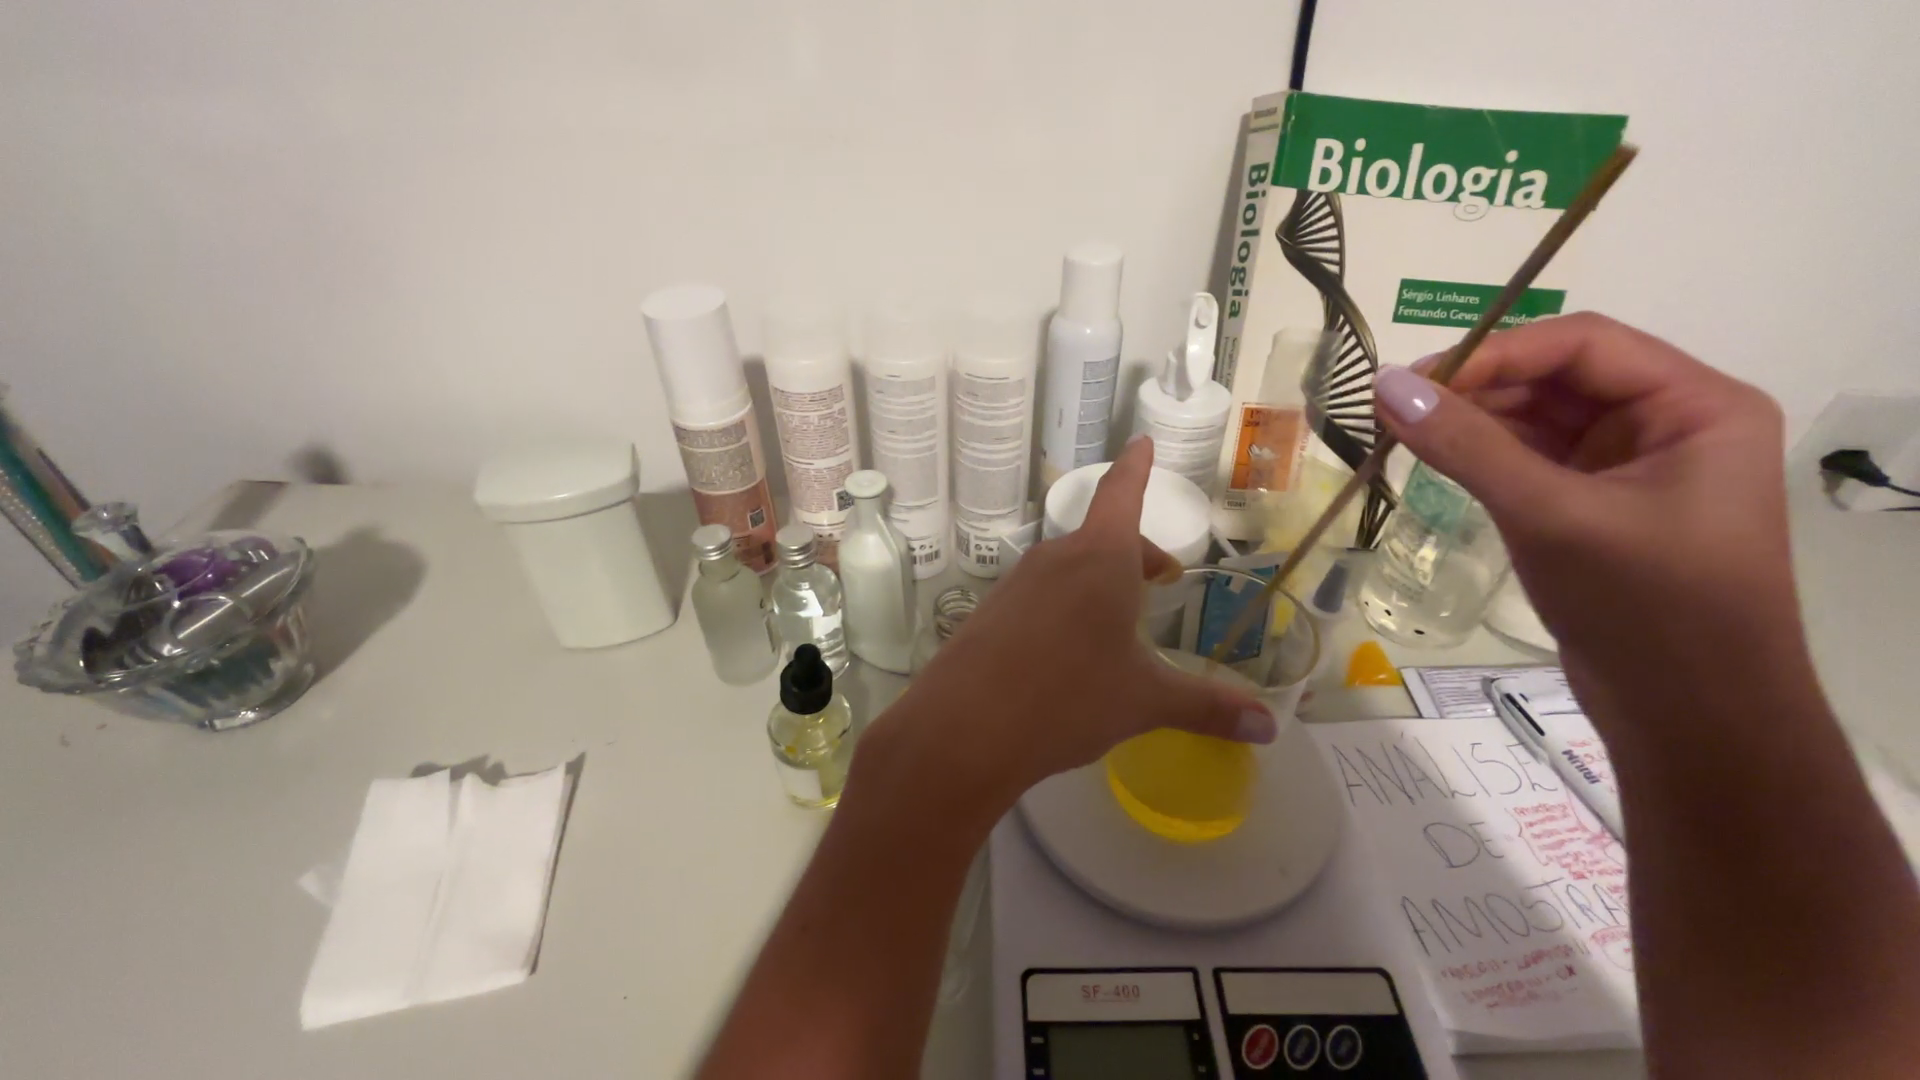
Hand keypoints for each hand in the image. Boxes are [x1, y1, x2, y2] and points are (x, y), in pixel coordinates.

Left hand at [854, 438, 1275, 819]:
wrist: (963, 729)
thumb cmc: (1068, 699)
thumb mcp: (1144, 701)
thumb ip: (1206, 706)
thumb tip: (1269, 727)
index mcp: (1099, 558)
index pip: (1122, 493)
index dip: (1136, 468)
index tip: (1141, 442)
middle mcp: (1055, 559)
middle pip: (1101, 538)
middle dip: (1134, 554)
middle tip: (1160, 578)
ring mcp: (1016, 585)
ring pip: (1070, 569)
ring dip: (1099, 583)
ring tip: (1118, 625)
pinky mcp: (990, 614)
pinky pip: (1040, 596)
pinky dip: (1065, 608)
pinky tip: (1068, 656)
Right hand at [1371, 313, 1798, 706]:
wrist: (1691, 720)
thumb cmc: (1645, 607)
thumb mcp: (1550, 516)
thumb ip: (1467, 446)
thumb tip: (1385, 387)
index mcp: (1697, 407)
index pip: (1584, 345)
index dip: (1495, 352)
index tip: (1412, 380)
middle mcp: (1670, 425)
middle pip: (1559, 378)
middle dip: (1478, 389)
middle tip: (1394, 409)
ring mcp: (1632, 469)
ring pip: (1539, 421)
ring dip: (1473, 423)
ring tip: (1402, 434)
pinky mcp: (1597, 508)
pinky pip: (1532, 462)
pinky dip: (1483, 458)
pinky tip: (1436, 462)